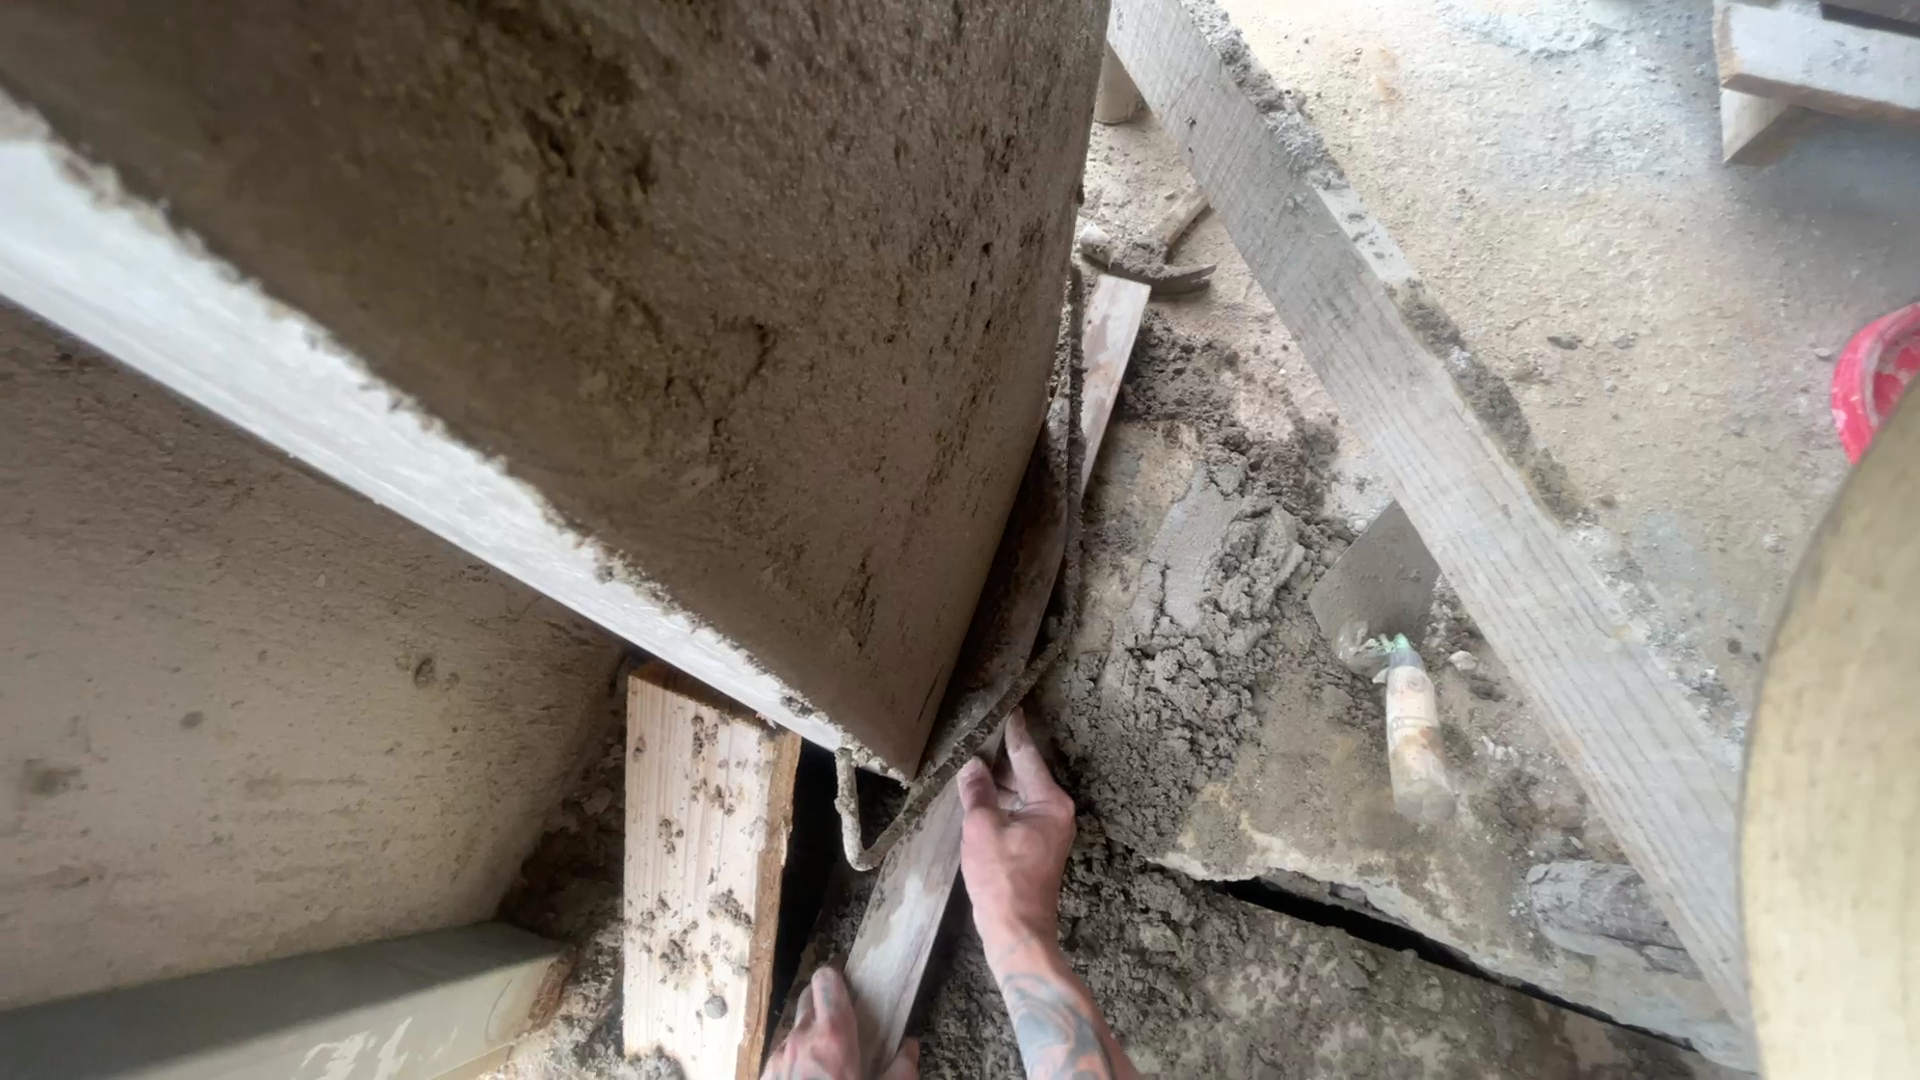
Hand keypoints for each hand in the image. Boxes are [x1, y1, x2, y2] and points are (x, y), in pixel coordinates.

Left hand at [760, 966, 917, 1079]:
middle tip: (840, 1022)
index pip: (826, 978)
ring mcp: (778, 1060)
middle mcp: (801, 1038)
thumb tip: (910, 1048)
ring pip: (793, 1030)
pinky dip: (793, 1062)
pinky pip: (780, 1058)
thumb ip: (902, 1070)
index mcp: (832, 1034)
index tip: (846, 983)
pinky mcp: (764, 1079)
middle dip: (822, 1003)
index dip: (836, 976)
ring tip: (825, 1062)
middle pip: (807, 998)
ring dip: (808, 1036)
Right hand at [958, 708, 1075, 959]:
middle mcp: (1056, 812)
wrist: (1017, 931)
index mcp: (1050, 802)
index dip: (1014, 731)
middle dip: (1000, 757)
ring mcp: (1049, 830)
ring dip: (997, 781)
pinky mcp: (1037, 845)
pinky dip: (1000, 801)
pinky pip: (1018, 811)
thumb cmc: (1002, 878)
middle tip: (977, 734)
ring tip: (971, 761)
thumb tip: (971, 765)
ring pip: (1020, 793)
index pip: (1027, 756)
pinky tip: (978, 795)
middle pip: (1024, 773)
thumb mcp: (982, 827)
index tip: (1010, 708)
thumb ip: (977, 791)